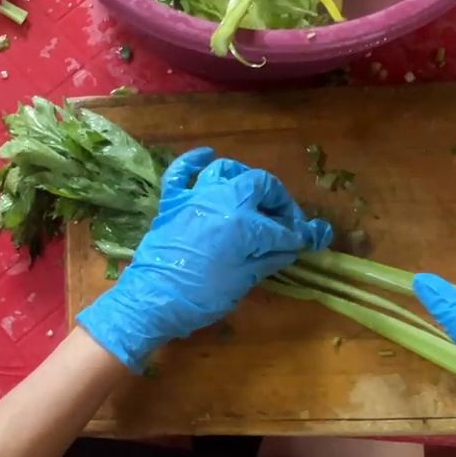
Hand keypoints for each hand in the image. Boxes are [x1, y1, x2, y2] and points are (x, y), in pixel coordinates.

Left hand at [77, 149, 331, 371]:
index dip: (294, 237)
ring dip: (243, 178)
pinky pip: (181, 172)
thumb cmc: (201, 297)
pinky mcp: (172, 203)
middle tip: (284, 221)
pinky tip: (206, 154)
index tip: (304, 243)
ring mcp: (194, 197)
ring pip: (225, 171)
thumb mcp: (241, 281)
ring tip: (253, 194)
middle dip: (278, 201)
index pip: (278, 227)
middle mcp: (222, 200)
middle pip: (260, 185)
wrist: (152, 302)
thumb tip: (288, 249)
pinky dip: (194, 160)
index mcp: (243, 222)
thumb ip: (266, 259)